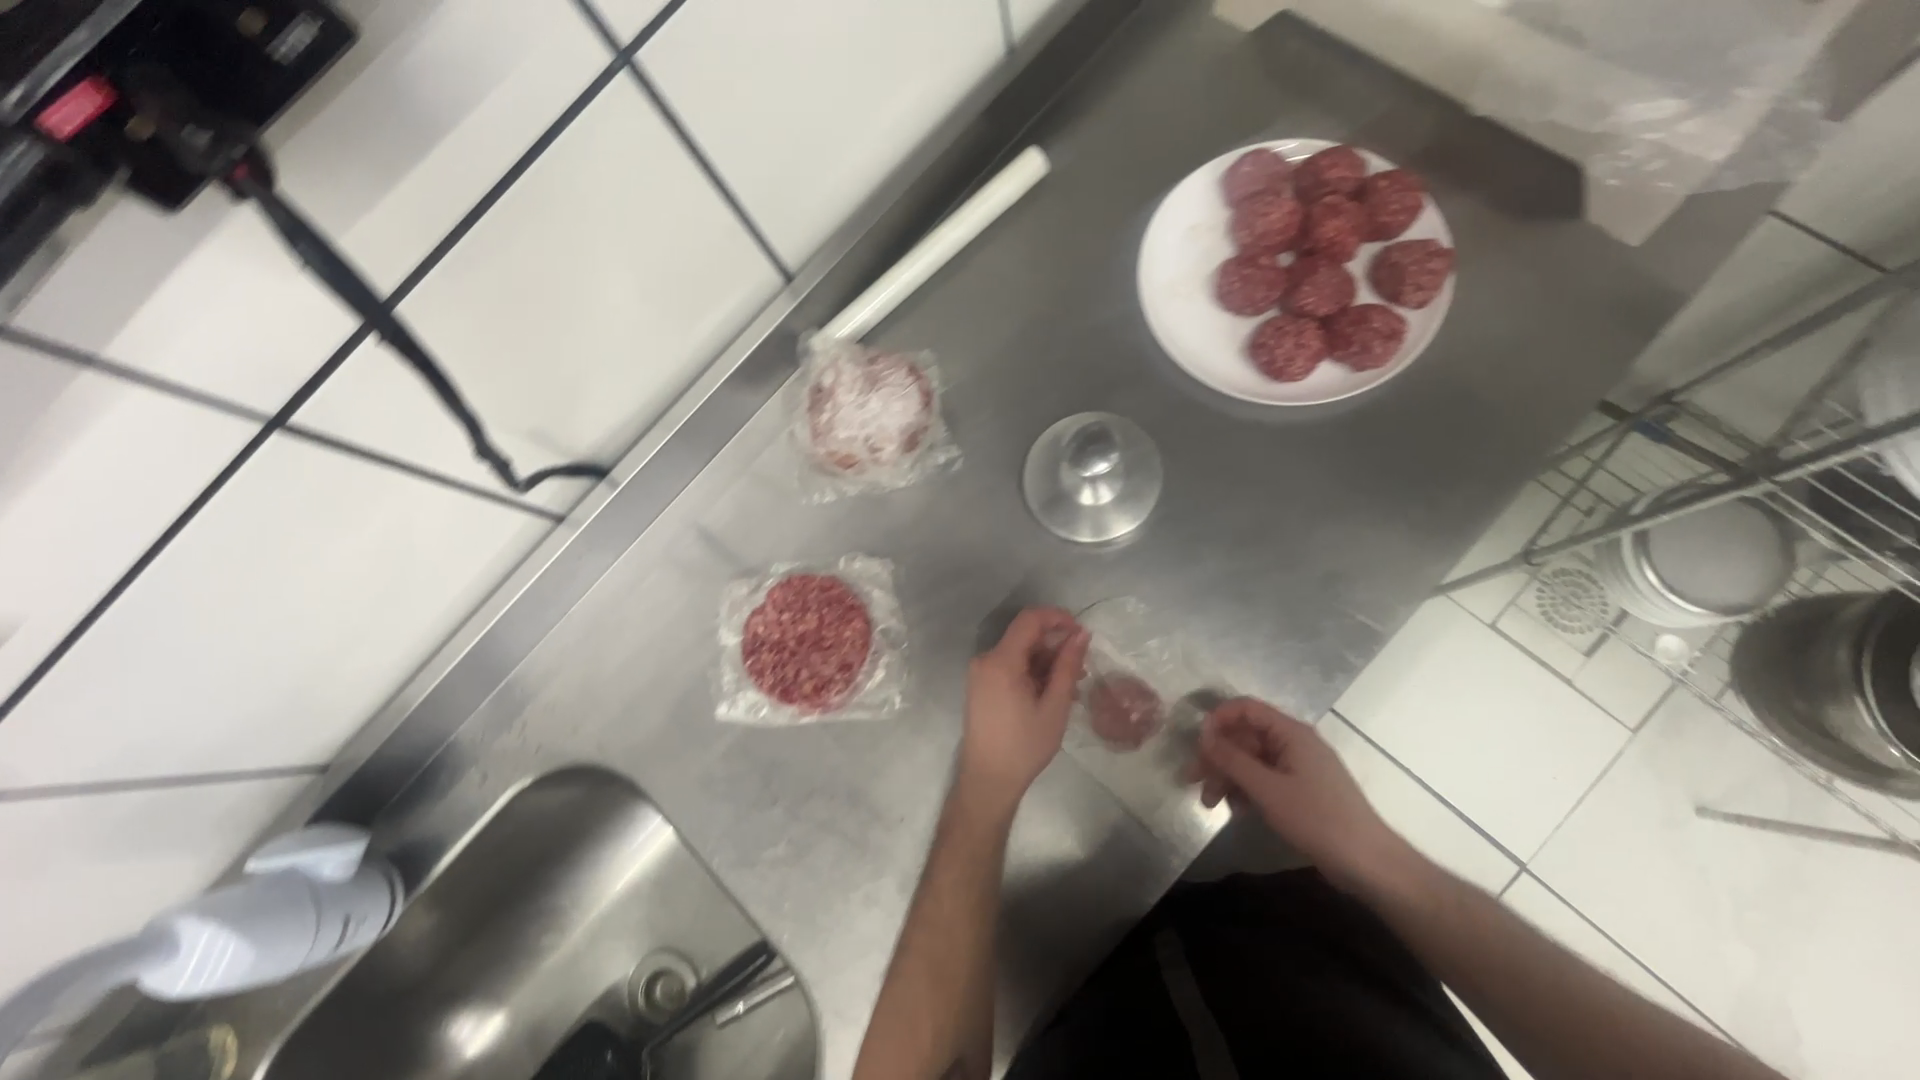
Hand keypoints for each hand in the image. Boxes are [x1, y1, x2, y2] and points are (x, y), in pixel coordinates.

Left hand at [959, 608, 1090, 807]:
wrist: (988, 780)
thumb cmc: (1024, 746)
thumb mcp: (1055, 706)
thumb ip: (1067, 666)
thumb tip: (1082, 634)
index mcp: (1001, 661)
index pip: (1030, 619)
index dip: (1058, 618)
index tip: (1081, 634)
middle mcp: (986, 660)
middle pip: (1025, 636)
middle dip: (1056, 646)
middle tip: (1081, 671)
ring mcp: (980, 673)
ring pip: (1020, 652)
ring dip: (1046, 662)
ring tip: (1070, 687)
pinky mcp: (981, 685)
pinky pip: (1010, 666)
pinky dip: (1032, 672)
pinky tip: (1050, 693)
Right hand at [1191, 698, 1411, 891]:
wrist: (1365, 861)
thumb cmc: (1317, 818)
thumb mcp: (1267, 789)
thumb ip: (1232, 759)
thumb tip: (1203, 735)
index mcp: (1291, 733)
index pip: (1246, 709)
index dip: (1218, 720)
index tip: (1197, 745)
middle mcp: (1294, 743)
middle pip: (1245, 736)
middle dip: (1217, 756)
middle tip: (1192, 781)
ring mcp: (1297, 767)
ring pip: (1251, 760)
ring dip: (1227, 776)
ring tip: (1209, 803)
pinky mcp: (1299, 790)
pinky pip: (1263, 778)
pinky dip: (1245, 789)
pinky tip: (1235, 810)